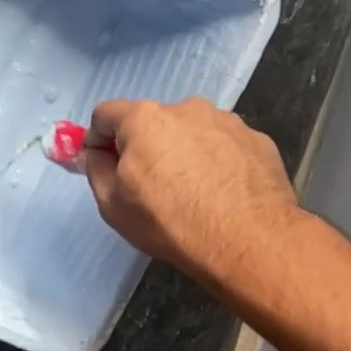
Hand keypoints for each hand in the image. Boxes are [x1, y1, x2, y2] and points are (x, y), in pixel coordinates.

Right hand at [80, 97, 301, 287]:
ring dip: (182, 151)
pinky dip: (216, 161)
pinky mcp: (258, 141)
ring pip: (191, 131)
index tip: (101, 163)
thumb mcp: (113, 203)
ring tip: (192, 191)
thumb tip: (93, 154)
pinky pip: (224, 146)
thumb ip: (95, 170)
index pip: (105, 114)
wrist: (249, 241)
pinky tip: (221, 193)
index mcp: (144, 118)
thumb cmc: (169, 221)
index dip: (97, 138)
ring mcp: (227, 122)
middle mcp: (186, 108)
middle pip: (152, 121)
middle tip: (148, 184)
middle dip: (144, 145)